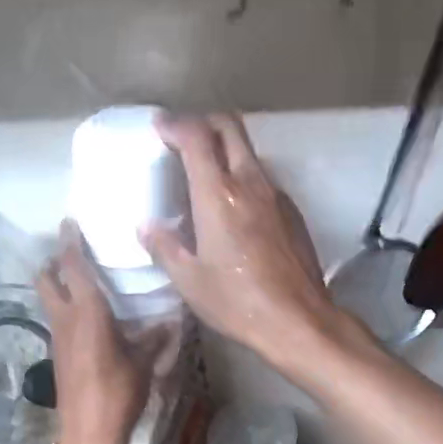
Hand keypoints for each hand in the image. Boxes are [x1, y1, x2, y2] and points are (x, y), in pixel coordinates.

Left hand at [38, 221, 176, 443]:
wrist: (89, 434)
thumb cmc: (118, 394)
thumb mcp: (142, 365)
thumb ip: (154, 340)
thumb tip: (170, 323)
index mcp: (87, 312)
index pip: (72, 266)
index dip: (70, 241)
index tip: (70, 222)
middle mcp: (65, 320)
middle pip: (47, 279)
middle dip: (55, 262)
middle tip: (72, 255)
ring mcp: (57, 340)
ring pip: (50, 302)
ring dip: (59, 288)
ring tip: (82, 284)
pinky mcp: (58, 358)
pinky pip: (58, 323)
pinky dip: (67, 313)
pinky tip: (88, 323)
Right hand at [142, 113, 368, 369]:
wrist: (297, 320)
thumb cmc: (237, 303)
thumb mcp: (190, 282)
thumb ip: (165, 248)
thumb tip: (145, 227)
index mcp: (218, 195)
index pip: (196, 136)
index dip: (175, 124)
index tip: (160, 128)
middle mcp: (250, 183)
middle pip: (229, 127)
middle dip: (204, 123)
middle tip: (185, 140)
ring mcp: (276, 196)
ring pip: (249, 153)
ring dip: (226, 152)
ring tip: (208, 178)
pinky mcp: (293, 213)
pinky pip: (264, 181)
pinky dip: (245, 180)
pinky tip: (237, 212)